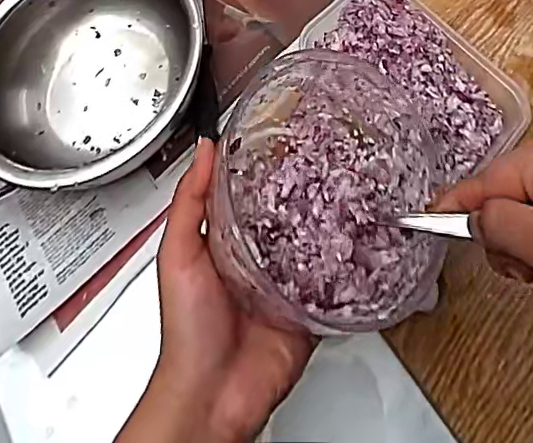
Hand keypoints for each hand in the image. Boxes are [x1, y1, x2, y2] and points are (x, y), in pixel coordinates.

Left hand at [117, 139, 313, 442]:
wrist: (211, 394)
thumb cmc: (186, 328)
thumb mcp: (178, 252)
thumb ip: (188, 201)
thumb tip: (202, 150)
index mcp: (222, 238)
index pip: (242, 190)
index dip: (256, 165)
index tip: (274, 137)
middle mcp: (254, 255)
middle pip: (280, 214)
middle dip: (298, 191)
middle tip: (321, 160)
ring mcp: (281, 282)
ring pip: (308, 243)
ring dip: (322, 224)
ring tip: (343, 192)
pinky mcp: (305, 310)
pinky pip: (329, 284)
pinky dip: (341, 267)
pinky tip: (354, 244)